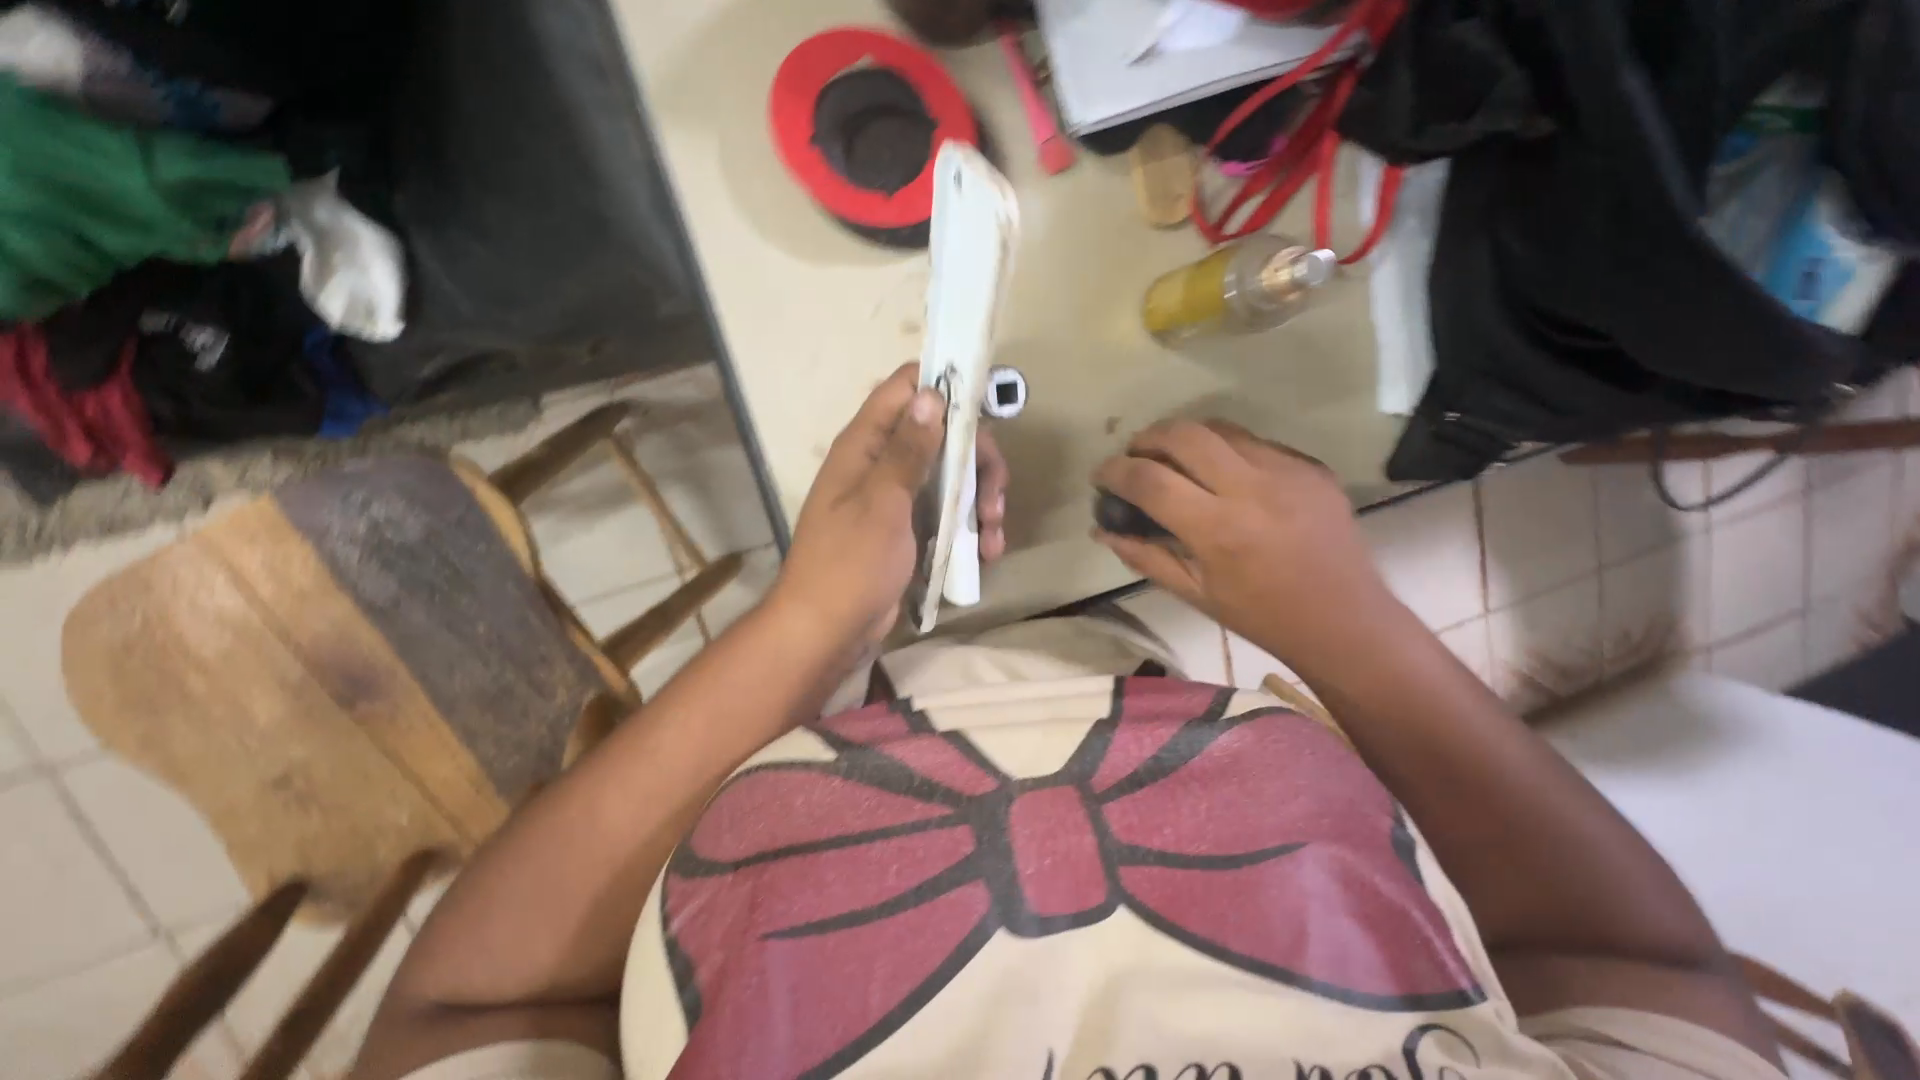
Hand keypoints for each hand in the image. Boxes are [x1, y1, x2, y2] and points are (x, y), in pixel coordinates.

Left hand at [770, 364, 1009, 650]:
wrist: (827, 631)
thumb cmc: (850, 564)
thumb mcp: (882, 503)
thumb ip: (907, 450)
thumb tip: (930, 393)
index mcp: (864, 445)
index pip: (903, 389)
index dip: (943, 385)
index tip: (983, 406)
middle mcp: (880, 464)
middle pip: (941, 434)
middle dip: (976, 459)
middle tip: (993, 494)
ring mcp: (896, 498)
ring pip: (951, 475)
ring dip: (979, 498)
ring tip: (993, 532)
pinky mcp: (909, 531)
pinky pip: (947, 514)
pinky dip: (970, 528)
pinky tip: (987, 552)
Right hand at [1091, 420, 1395, 667]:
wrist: (1345, 619)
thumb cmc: (1263, 616)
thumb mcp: (1195, 594)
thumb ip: (1145, 557)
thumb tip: (1103, 529)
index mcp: (1218, 529)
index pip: (1150, 480)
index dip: (1115, 471)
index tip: (1101, 475)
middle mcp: (1251, 489)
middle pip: (1184, 435)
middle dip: (1148, 438)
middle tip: (1134, 455)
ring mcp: (1287, 471)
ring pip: (1222, 429)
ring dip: (1187, 436)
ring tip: (1173, 455)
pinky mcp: (1312, 467)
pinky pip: (1257, 443)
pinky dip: (1228, 449)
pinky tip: (1223, 472)